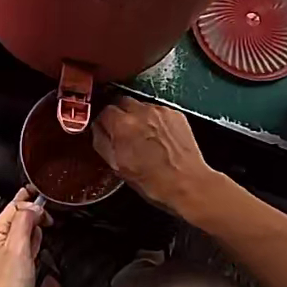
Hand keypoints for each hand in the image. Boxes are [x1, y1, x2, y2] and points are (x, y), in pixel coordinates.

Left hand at [0, 187, 50, 286]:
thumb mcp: (17, 246)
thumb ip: (25, 221)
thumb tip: (34, 206)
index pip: (14, 205)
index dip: (31, 200)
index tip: (45, 198)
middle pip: (21, 216)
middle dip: (35, 217)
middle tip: (46, 222)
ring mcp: (7, 254)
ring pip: (26, 231)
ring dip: (36, 233)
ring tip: (38, 244)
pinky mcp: (17, 266)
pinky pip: (29, 247)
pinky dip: (36, 247)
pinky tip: (37, 255)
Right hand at [90, 98, 224, 217]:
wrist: (188, 185)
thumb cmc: (154, 183)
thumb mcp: (118, 167)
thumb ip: (102, 143)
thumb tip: (97, 130)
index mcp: (122, 125)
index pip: (103, 111)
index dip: (103, 122)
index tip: (105, 131)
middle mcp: (141, 112)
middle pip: (121, 102)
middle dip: (119, 115)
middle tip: (122, 132)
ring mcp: (160, 111)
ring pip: (140, 105)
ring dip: (137, 117)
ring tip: (143, 138)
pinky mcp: (176, 114)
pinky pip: (158, 111)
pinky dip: (154, 120)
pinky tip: (158, 137)